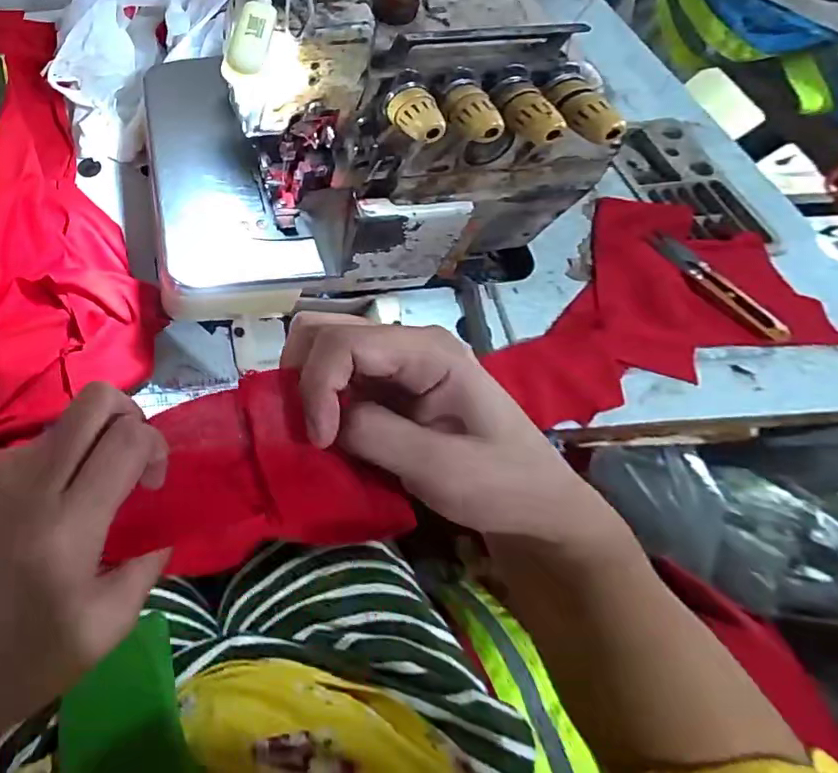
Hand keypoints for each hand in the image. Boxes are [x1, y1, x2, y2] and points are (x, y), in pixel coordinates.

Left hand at [0, 383, 172, 771]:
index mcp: (67, 528)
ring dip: (90, 444)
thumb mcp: (110, 623)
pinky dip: (57, 463)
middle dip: (129, 415)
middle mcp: (29, 482)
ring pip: (66, 421)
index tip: (152, 484)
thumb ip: (147, 559)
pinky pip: (36, 445)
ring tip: (83, 498)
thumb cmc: (32, 657)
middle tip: (132, 459)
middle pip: (95, 400)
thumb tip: (162, 511)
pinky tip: (45, 509)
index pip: (127, 439)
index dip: (155, 446)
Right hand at [282, 313, 632, 565]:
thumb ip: (378, 435)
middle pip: (323, 329)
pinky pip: (332, 374)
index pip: (344, 342)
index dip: (318, 385)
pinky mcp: (384, 384)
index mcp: (427, 350)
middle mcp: (404, 342)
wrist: (536, 508)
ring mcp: (393, 361)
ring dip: (304, 383)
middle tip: (306, 427)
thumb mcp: (444, 470)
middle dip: (301, 374)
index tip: (320, 439)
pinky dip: (315, 397)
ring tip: (314, 429)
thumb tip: (326, 420)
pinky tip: (327, 431)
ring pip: (320, 346)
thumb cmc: (503, 486)